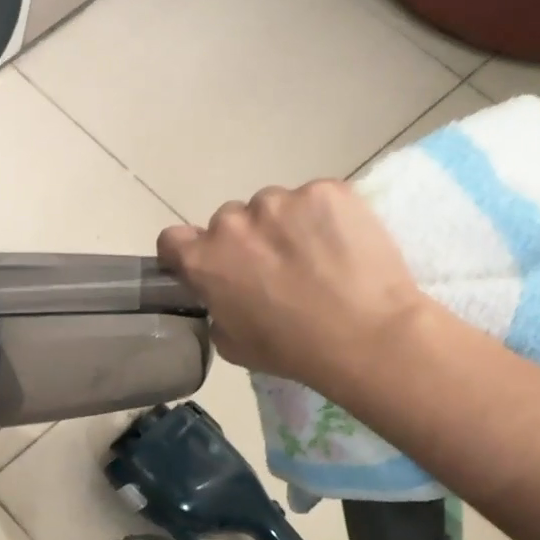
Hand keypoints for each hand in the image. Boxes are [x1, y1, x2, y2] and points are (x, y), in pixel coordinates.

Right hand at [156, 180, 436, 391]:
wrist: (366, 335)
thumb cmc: (290, 349)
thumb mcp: (230, 343)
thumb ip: (215, 307)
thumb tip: (223, 295)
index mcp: (203, 260)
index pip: (173, 239)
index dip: (187, 251)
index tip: (207, 264)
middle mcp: (234, 222)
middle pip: (228, 221)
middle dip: (243, 240)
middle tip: (271, 268)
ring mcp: (281, 201)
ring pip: (271, 207)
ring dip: (282, 225)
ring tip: (312, 255)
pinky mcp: (327, 190)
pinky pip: (313, 198)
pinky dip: (321, 216)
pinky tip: (340, 243)